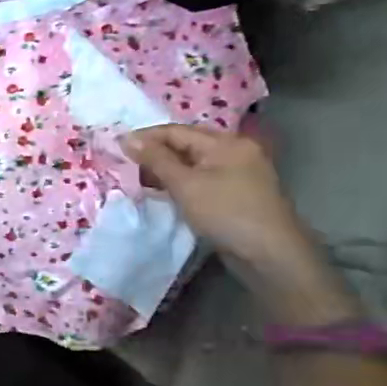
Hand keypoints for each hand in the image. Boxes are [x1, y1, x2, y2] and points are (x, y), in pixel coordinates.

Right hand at [123, 124, 358, 325]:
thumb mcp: (185, 184)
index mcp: (226, 142)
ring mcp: (238, 172)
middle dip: (154, 153)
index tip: (116, 146)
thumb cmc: (226, 213)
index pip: (176, 131)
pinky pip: (201, 178)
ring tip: (139, 179)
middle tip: (125, 164)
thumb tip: (128, 139)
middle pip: (186, 144)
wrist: (270, 254)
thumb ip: (156, 159)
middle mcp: (235, 151)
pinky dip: (180, 182)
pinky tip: (164, 192)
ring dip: (166, 169)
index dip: (145, 137)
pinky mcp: (236, 192)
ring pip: (193, 163)